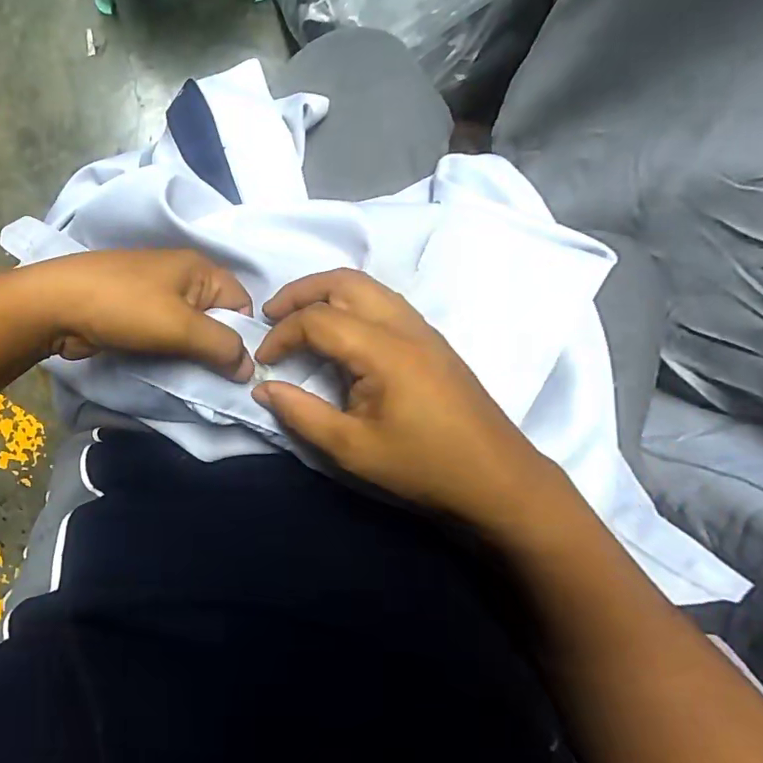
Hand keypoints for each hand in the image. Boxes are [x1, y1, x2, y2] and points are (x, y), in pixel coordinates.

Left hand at [7, 250, 253, 379]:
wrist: (56, 304)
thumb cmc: (124, 308)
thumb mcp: (181, 327)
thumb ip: (221, 346)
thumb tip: (249, 368)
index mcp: (198, 268)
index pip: (241, 303)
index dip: (244, 336)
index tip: (240, 371)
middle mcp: (180, 276)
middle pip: (215, 317)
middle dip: (217, 348)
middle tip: (218, 382)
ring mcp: (153, 294)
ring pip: (187, 330)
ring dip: (191, 354)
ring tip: (192, 379)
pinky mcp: (132, 313)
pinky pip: (162, 335)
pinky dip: (167, 352)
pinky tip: (166, 370)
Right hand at [251, 269, 570, 529]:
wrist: (499, 480)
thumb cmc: (423, 466)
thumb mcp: (351, 449)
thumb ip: (301, 414)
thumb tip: (263, 388)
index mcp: (385, 352)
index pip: (318, 319)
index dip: (281, 335)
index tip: (263, 363)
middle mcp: (405, 328)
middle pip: (344, 282)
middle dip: (300, 293)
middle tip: (270, 316)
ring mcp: (422, 330)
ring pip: (366, 286)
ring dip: (325, 293)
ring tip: (297, 318)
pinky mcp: (431, 341)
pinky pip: (382, 301)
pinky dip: (349, 302)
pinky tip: (337, 332)